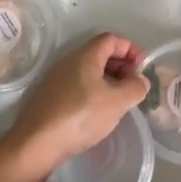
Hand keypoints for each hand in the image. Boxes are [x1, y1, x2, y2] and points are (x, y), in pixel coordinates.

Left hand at [9, 33, 149, 170]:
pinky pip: (77, 86)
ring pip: (88, 72)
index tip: (144, 67)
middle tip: (134, 86)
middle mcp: (68, 62)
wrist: (37, 142)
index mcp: (84, 56)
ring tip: (120, 101)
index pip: (111, 39)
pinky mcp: (49, 97)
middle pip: (99, 54)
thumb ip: (135, 87)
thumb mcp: (117, 102)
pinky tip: (98, 112)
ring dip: (108, 81)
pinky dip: (93, 92)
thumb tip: (141, 80)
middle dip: (121, 66)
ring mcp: (55, 79)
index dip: (130, 48)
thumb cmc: (80, 116)